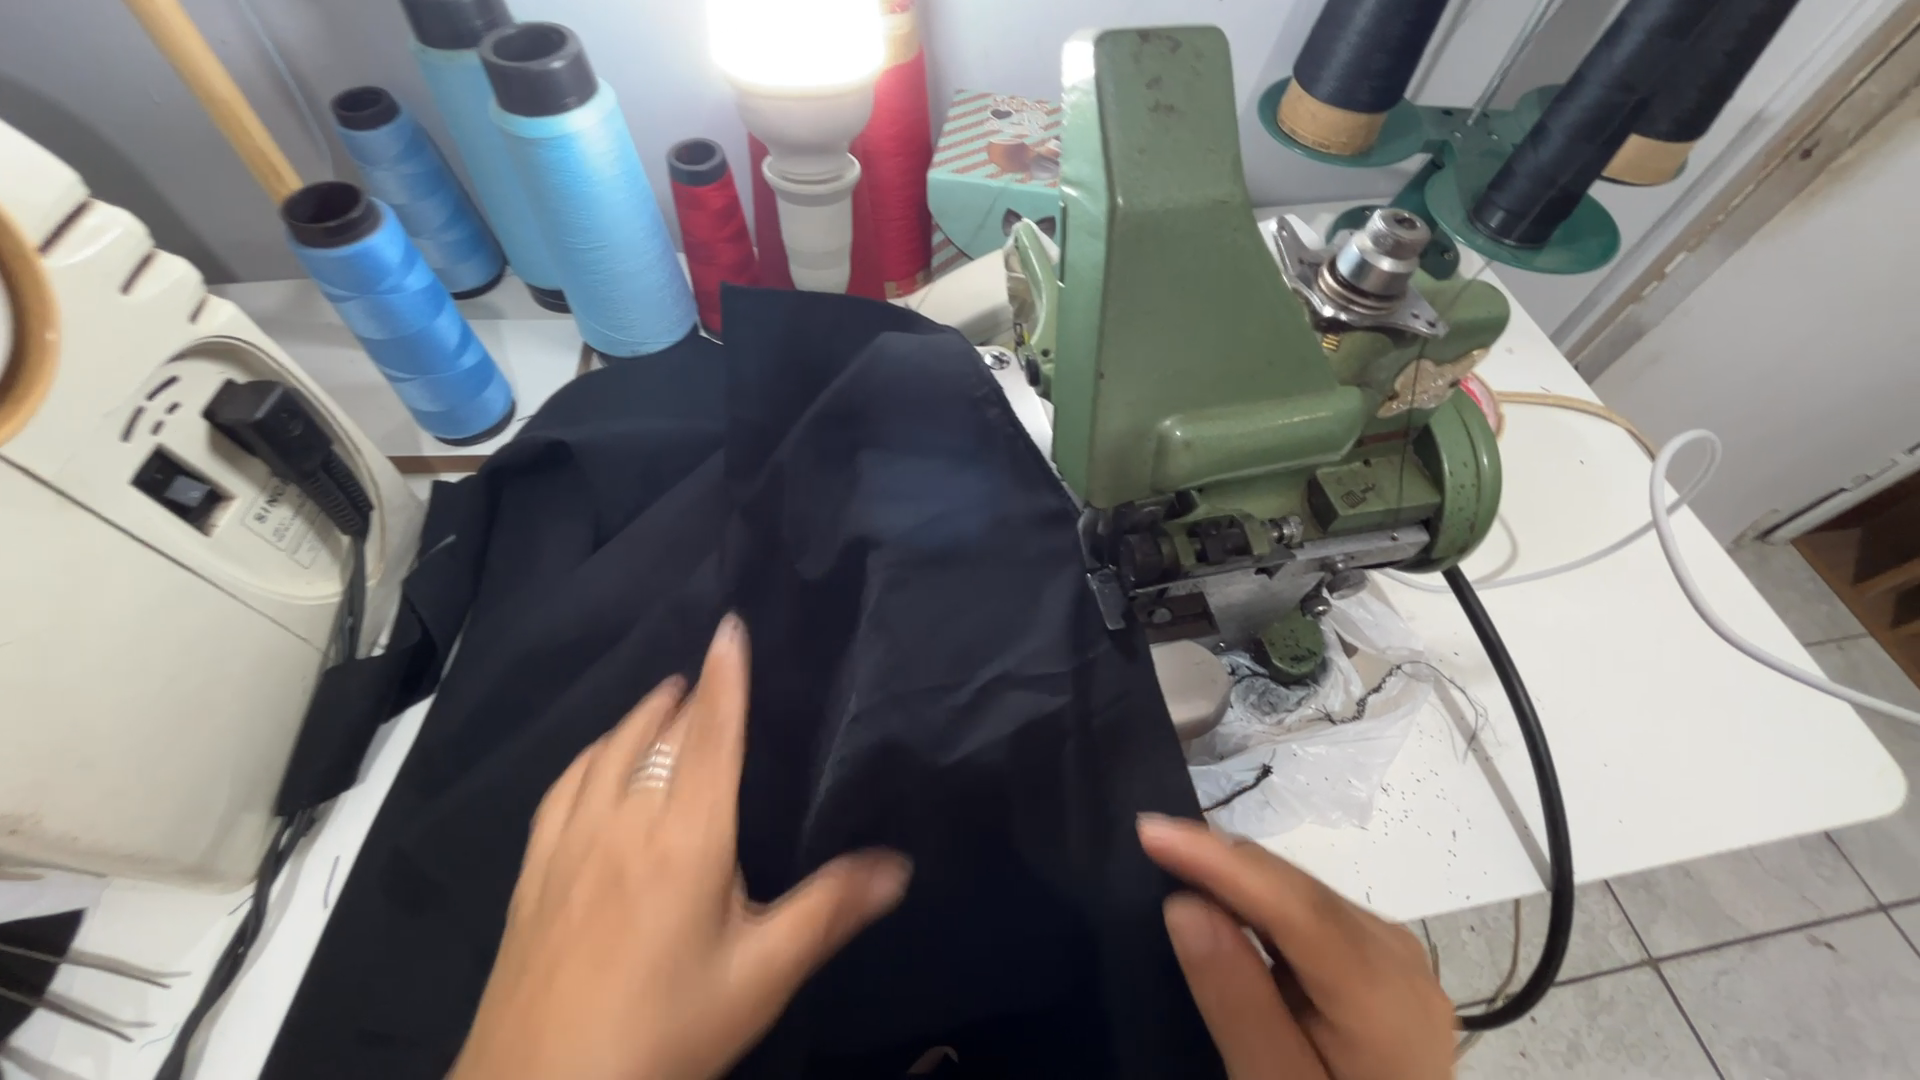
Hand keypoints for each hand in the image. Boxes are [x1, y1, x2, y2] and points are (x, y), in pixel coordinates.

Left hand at [450, 616, 912, 1079]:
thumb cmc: (664, 1032)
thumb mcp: (761, 977)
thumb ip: (830, 911)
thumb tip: (900, 865)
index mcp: (687, 836)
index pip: (711, 734)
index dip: (725, 675)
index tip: (731, 625)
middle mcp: (626, 821)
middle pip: (660, 732)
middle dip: (689, 691)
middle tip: (713, 669)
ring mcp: (571, 843)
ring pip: (609, 750)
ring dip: (641, 713)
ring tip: (667, 694)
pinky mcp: (534, 872)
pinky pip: (564, 786)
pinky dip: (591, 752)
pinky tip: (598, 756)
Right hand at [1138, 815, 1454, 1079]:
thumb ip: (1239, 1004)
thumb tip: (1185, 906)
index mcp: (1379, 993)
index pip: (1291, 902)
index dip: (1217, 859)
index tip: (1149, 830)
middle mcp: (1393, 954)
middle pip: (1293, 888)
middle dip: (1217, 858)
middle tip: (1146, 839)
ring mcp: (1389, 952)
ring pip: (1295, 890)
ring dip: (1232, 877)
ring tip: (1170, 860)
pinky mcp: (1375, 958)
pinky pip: (1304, 908)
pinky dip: (1254, 900)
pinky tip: (1219, 901)